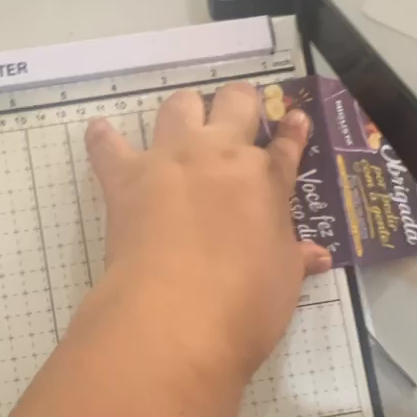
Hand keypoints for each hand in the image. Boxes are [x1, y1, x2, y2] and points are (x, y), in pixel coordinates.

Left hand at [84, 83, 330, 380]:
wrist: (178, 314)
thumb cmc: (245, 302)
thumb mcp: (284, 281)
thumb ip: (295, 258)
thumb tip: (317, 255)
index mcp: (266, 180)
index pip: (286, 145)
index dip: (293, 132)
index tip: (294, 120)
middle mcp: (221, 154)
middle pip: (235, 103)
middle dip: (240, 103)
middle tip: (237, 117)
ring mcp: (171, 159)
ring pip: (179, 106)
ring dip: (185, 109)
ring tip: (184, 122)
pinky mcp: (126, 176)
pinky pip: (108, 145)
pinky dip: (103, 138)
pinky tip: (100, 132)